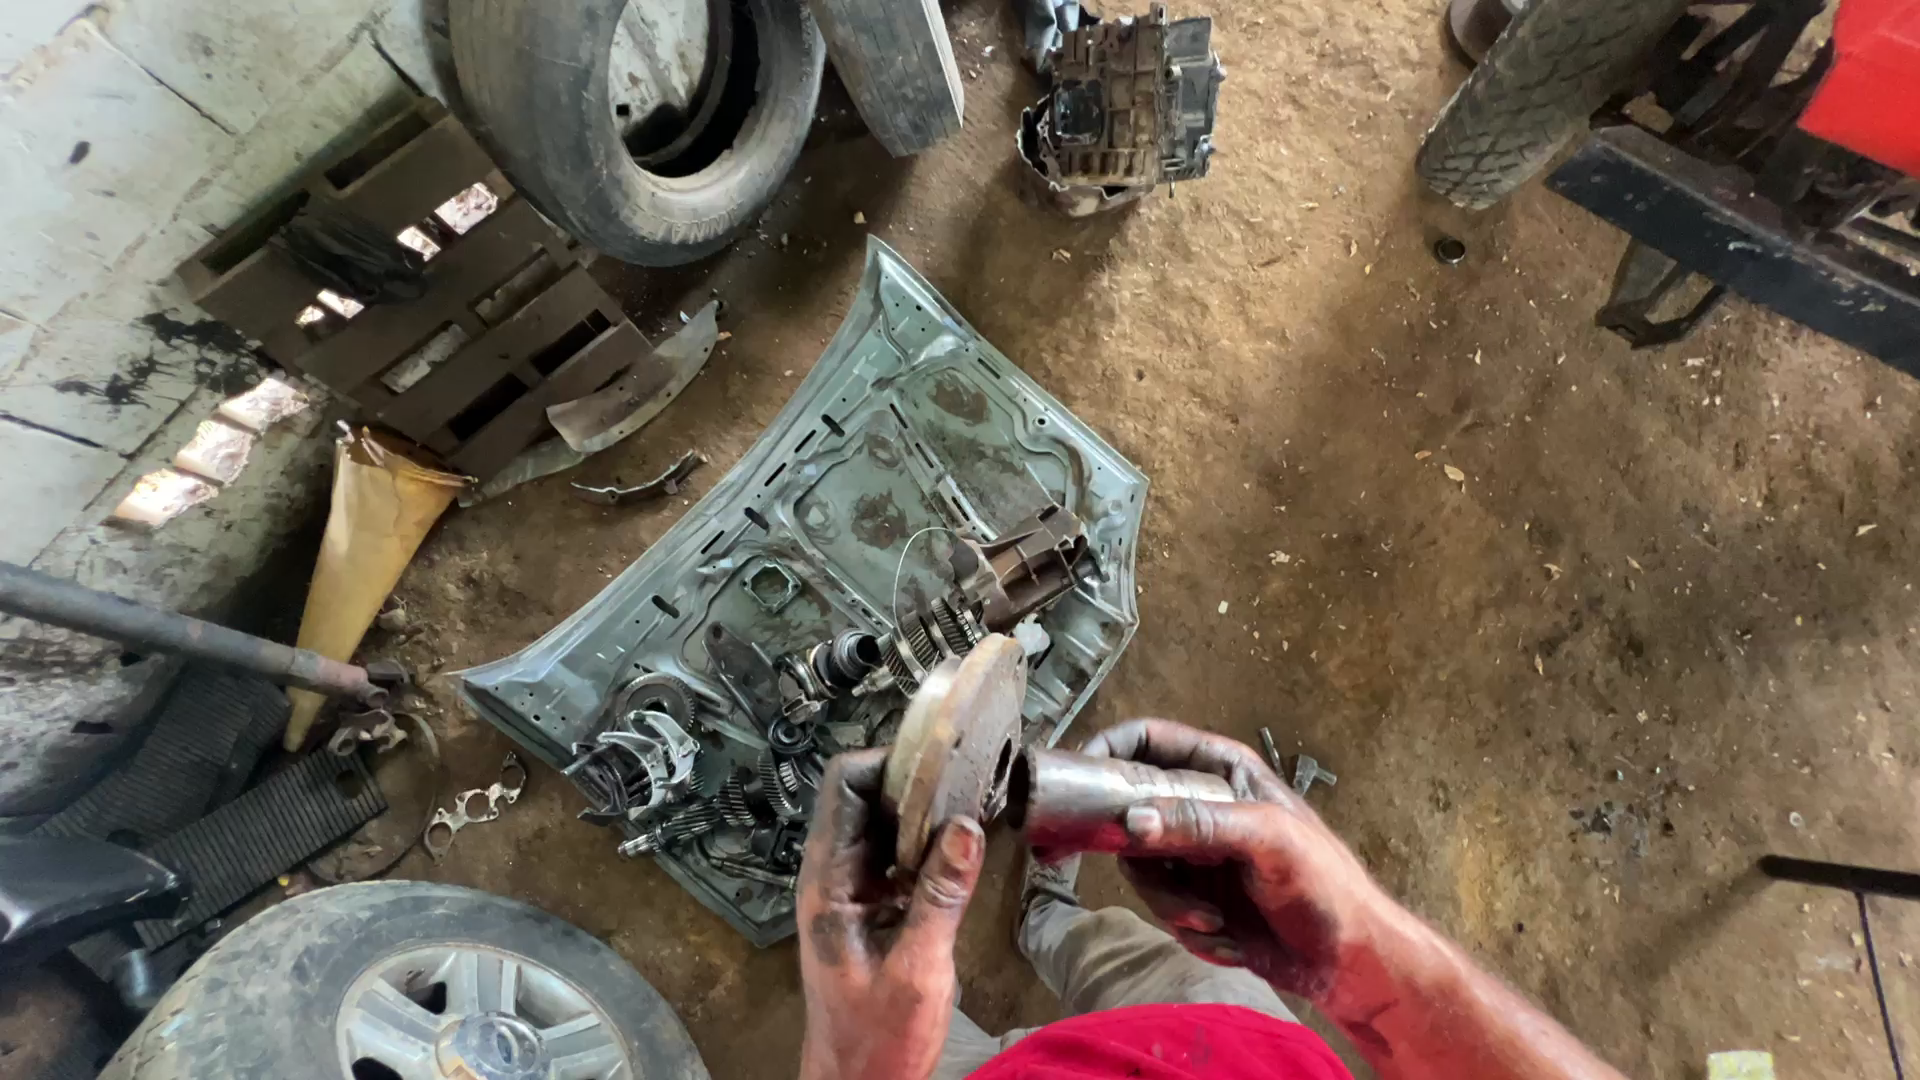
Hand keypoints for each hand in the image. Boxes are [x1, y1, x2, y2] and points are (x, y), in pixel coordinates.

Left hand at [797, 748, 985, 1079]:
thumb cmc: (877, 1038)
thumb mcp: (917, 969)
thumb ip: (941, 896)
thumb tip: (969, 826)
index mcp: (829, 877)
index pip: (844, 784)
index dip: (887, 763)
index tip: (938, 763)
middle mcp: (835, 869)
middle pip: (864, 794)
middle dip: (912, 781)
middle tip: (964, 778)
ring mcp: (853, 883)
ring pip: (884, 820)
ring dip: (923, 809)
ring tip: (969, 799)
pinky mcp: (874, 899)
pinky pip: (898, 850)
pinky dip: (928, 838)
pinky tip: (961, 840)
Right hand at [1079, 718, 1391, 1009]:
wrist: (1352, 966)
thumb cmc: (1324, 884)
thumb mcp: (1266, 840)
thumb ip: (1198, 822)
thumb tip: (1132, 819)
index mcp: (1218, 769)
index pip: (1147, 739)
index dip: (1108, 749)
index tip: (1079, 778)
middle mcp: (1198, 804)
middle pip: (1130, 806)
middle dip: (1135, 847)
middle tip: (1138, 868)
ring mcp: (1193, 852)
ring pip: (1139, 863)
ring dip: (1168, 898)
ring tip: (1210, 919)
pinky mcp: (1193, 896)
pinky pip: (1159, 903)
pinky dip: (1185, 924)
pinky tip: (1225, 936)